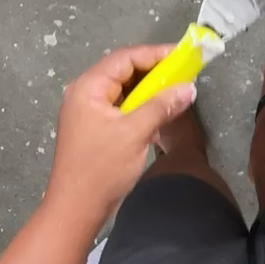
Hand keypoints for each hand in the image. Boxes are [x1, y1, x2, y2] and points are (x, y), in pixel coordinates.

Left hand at [45, 45, 196, 225]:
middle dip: (154, 69)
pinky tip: (158, 107)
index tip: (183, 55)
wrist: (75, 210)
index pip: (125, 58)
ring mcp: (87, 109)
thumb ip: (162, 106)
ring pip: (123, 87)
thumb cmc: (102, 169)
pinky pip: (120, 103)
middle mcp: (84, 92)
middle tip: (183, 71)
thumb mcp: (136, 133)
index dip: (155, 54)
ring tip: (175, 87)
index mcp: (88, 88)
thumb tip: (189, 88)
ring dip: (149, 86)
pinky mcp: (94, 125)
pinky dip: (140, 102)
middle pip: (123, 69)